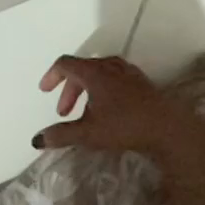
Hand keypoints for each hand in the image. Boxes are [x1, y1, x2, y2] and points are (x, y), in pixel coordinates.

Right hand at [33, 55, 204, 157]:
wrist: (167, 127)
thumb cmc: (124, 126)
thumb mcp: (88, 133)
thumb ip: (61, 134)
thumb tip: (37, 140)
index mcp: (94, 72)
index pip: (65, 64)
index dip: (52, 75)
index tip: (45, 91)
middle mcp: (109, 65)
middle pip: (81, 69)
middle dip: (69, 90)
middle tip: (64, 113)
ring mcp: (127, 71)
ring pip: (98, 73)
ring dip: (85, 90)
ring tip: (85, 113)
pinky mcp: (140, 81)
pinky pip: (113, 77)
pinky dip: (102, 89)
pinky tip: (107, 109)